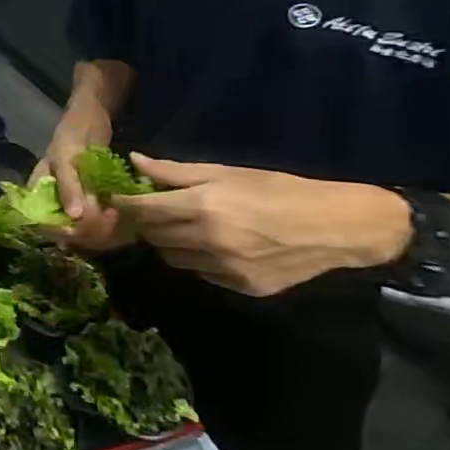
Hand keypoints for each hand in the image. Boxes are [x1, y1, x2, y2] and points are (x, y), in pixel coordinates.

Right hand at [33, 103, 132, 253]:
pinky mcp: (92, 200)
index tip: (81, 233)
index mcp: (39, 189)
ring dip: (101, 231)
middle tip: (108, 224)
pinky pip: (98, 221)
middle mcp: (54, 198)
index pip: (41, 222)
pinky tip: (122, 222)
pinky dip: (109, 224)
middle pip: (65, 230)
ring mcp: (74, 200)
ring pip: (83, 228)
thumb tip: (74, 217)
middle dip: (86, 233)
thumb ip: (69, 187)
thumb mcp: (67, 158)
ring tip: (118, 220)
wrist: (93, 115)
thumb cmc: (74, 133)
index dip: (58, 232)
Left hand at [112, 154, 412, 296]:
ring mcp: (224, 269)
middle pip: (155, 236)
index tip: (115, 200)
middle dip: (146, 223)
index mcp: (204, 206)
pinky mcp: (239, 289)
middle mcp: (209, 241)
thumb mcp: (225, 171)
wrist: (333, 227)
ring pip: (173, 259)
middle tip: (148, 211)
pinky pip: (200, 273)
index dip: (126, 206)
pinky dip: (196, 259)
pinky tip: (210, 245)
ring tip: (180, 226)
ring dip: (168, 243)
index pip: (146, 211)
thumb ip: (175, 171)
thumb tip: (135, 160)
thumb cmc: (277, 189)